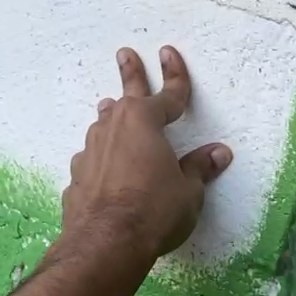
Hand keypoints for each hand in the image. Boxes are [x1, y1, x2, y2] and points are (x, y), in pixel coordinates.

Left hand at [62, 45, 231, 259]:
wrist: (106, 242)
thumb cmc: (155, 210)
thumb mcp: (188, 191)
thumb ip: (199, 168)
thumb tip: (218, 154)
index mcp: (144, 123)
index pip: (169, 97)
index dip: (175, 77)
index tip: (170, 54)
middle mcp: (113, 129)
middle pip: (126, 96)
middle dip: (131, 74)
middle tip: (125, 53)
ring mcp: (90, 153)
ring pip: (104, 126)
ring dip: (112, 116)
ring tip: (111, 107)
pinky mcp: (77, 178)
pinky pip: (94, 159)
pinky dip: (104, 157)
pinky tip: (105, 168)